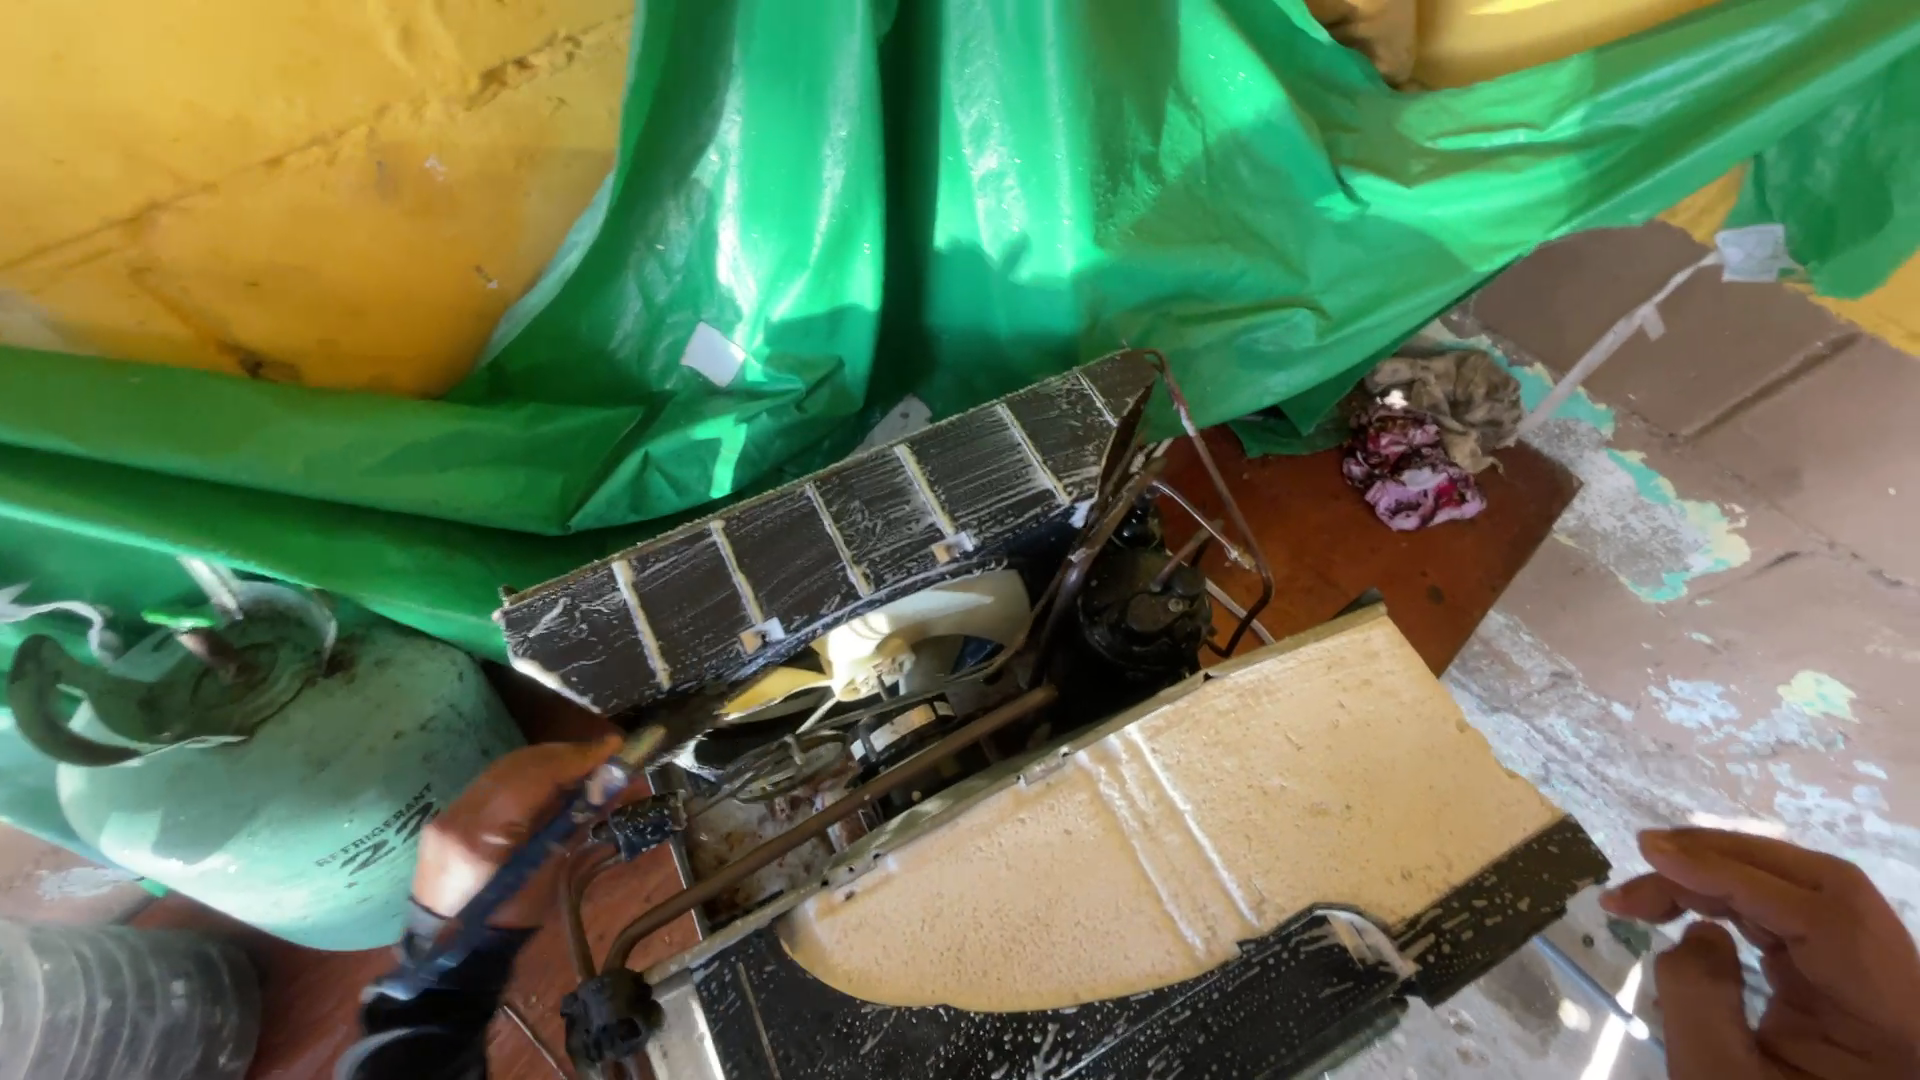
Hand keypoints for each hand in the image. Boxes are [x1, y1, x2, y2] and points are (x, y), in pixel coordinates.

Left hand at [412, 735, 620, 927]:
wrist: (453, 948)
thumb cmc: (512, 917)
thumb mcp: (553, 871)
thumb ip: (581, 820)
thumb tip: (619, 784)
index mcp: (483, 838)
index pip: (534, 778)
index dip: (577, 758)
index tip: (613, 747)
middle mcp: (459, 817)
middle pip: (519, 764)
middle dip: (566, 754)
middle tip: (604, 754)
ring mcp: (448, 813)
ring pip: (506, 767)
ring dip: (550, 760)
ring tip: (584, 763)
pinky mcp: (449, 813)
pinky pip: (496, 780)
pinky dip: (530, 773)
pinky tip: (554, 777)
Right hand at [1600, 828, 1919, 1078]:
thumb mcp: (1717, 1075)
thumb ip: (1696, 991)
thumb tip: (1699, 930)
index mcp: (1900, 1030)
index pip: (1825, 918)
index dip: (1734, 874)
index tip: (1651, 852)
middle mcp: (1908, 999)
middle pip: (1827, 889)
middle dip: (1728, 858)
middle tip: (1646, 856)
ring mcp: (1882, 990)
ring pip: (1807, 894)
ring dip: (1720, 873)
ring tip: (1647, 886)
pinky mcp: (1848, 988)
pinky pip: (1794, 919)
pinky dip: (1731, 897)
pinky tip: (1684, 904)